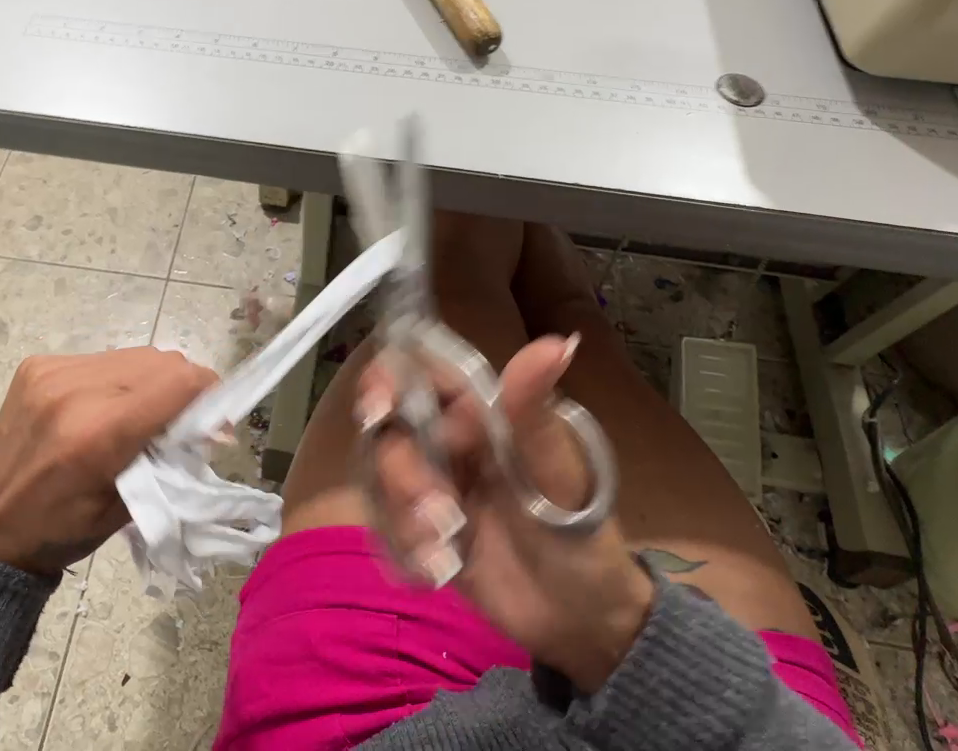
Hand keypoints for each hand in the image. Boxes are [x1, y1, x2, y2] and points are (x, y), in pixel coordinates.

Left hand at [0, 348, 217, 576]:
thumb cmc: (58, 532)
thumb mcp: (125, 508)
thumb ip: (170, 460)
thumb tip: (211, 427)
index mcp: (98, 433)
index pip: (178, 383)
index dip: (210, 392)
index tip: (219, 418)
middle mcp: (75, 390)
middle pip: (161, 362)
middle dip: (184, 388)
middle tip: (185, 424)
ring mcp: (52, 372)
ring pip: (135, 355)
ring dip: (152, 381)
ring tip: (145, 416)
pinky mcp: (38, 365)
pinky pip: (102, 358)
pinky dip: (119, 379)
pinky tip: (108, 408)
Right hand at [360, 336, 655, 691]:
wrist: (579, 617)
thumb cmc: (578, 529)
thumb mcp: (558, 471)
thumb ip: (534, 410)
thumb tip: (560, 341)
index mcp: (478, 412)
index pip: (418, 371)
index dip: (387, 378)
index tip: (378, 408)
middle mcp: (446, 440)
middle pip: (389, 431)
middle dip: (403, 472)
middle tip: (440, 511)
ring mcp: (428, 485)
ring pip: (381, 479)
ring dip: (405, 514)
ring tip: (448, 548)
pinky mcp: (417, 528)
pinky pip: (385, 526)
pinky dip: (405, 548)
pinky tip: (439, 571)